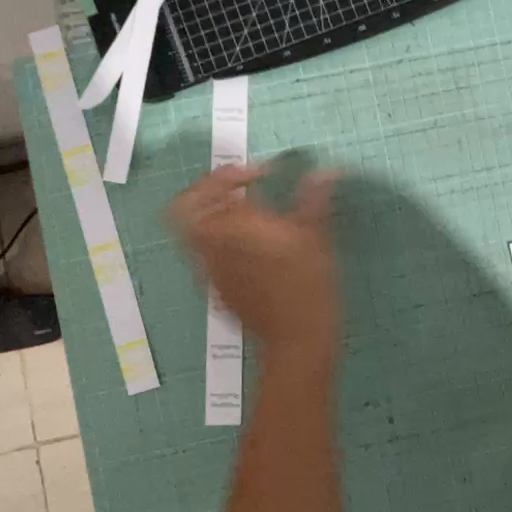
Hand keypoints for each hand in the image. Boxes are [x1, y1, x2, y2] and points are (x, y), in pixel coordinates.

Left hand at [166, 164, 340, 351]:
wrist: (296, 340)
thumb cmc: (306, 285)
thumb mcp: (315, 237)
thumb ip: (313, 199)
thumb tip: (325, 171)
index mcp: (229, 226)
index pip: (210, 186)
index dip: (231, 174)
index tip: (261, 176)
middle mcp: (210, 245)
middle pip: (186, 208)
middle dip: (211, 192)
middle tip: (239, 190)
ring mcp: (209, 270)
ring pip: (195, 232)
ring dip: (217, 216)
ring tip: (250, 216)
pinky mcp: (217, 289)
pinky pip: (208, 255)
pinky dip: (224, 241)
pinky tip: (254, 247)